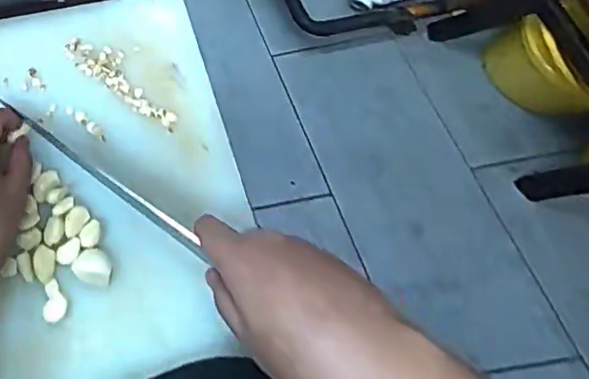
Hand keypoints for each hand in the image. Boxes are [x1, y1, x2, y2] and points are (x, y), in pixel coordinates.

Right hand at [197, 216, 476, 378]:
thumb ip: (227, 303)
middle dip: (251, 266)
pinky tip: (329, 319)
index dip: (209, 244)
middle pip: (249, 242)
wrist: (379, 361)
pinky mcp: (338, 260)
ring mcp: (306, 247)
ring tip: (302, 318)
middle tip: (264, 307)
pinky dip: (311, 282)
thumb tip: (220, 280)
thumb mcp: (251, 340)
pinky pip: (310, 264)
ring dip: (282, 273)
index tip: (218, 265)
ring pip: (281, 252)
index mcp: (241, 256)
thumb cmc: (301, 354)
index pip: (209, 227)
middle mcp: (270, 241)